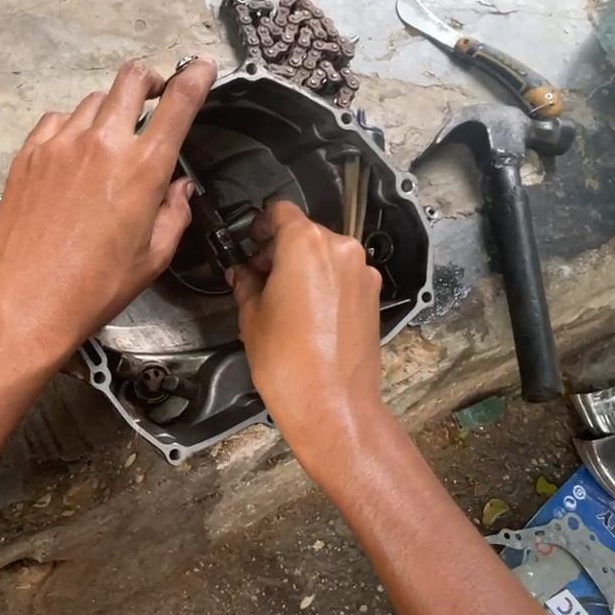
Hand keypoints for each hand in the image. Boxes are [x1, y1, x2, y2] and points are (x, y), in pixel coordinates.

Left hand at [0, 58, 215, 371]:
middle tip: (154, 95)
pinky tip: (72, 155)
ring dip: (109, 110)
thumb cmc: (95, 288)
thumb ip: (174, 214)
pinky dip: (71, 128)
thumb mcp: (152, 259)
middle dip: (150, 79)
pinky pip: (56, 121)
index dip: (196, 77)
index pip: (179, 103)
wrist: (25, 302)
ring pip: (92, 101)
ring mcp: (60, 144)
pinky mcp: (28, 154)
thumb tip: (180, 187)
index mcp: (143, 169)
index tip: (203, 67)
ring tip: (108, 140)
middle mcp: (102, 143)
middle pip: (132, 78)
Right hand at [231, 201, 388, 452]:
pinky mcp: (372, 296)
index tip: (251, 240)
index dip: (261, 224)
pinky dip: (324, 284)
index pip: (281, 212)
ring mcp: (361, 272)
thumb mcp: (251, 317)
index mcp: (305, 244)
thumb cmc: (288, 361)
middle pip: (306, 233)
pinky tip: (306, 313)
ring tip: (283, 299)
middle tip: (259, 276)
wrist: (332, 403)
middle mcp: (340, 249)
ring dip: (304, 267)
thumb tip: (241, 273)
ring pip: (326, 255)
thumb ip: (245, 284)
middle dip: (281, 250)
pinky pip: (343, 276)